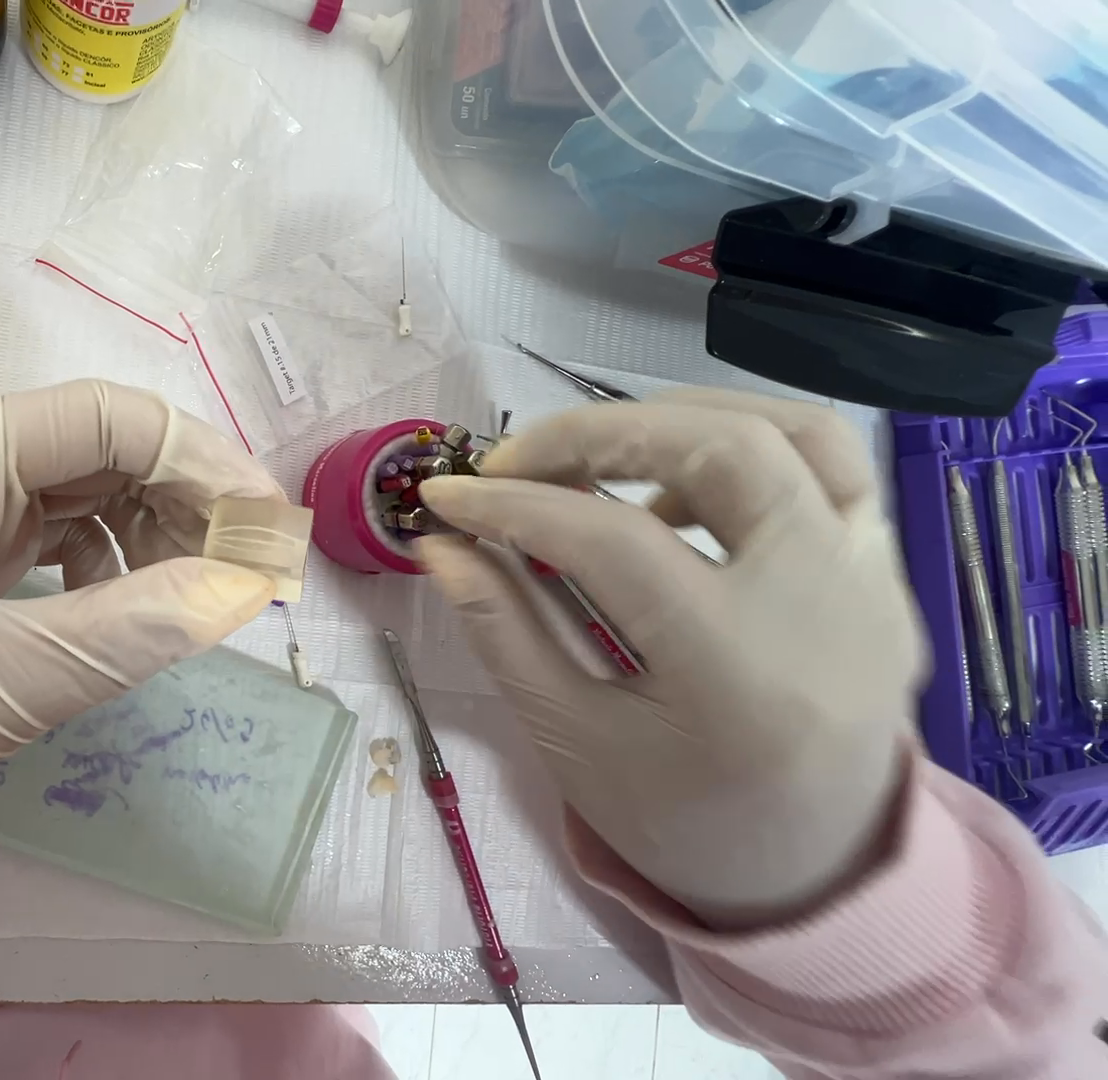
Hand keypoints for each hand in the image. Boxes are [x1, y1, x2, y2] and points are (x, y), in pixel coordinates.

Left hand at [0, 380, 280, 858]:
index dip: (200, 459)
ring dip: (148, 530)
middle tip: (245, 567)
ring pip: (79, 489)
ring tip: (192, 594)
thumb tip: (242, 589)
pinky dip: (103, 561)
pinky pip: (49, 531)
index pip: (102, 418)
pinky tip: (119, 605)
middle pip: (96, 447)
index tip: (268, 522)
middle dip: (183, 499)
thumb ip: (129, 631)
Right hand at [416, 389, 924, 928]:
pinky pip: (827, 466)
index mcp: (736, 667)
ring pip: (792, 430)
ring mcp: (872, 579)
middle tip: (511, 464)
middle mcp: (826, 602)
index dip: (509, 507)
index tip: (443, 499)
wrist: (814, 875)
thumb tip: (439, 544)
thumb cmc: (673, 819)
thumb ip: (500, 627)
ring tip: (591, 458)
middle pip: (721, 447)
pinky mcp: (884, 572)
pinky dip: (738, 447)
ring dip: (673, 420)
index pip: (609, 539)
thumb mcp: (566, 735)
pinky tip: (669, 494)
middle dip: (593, 434)